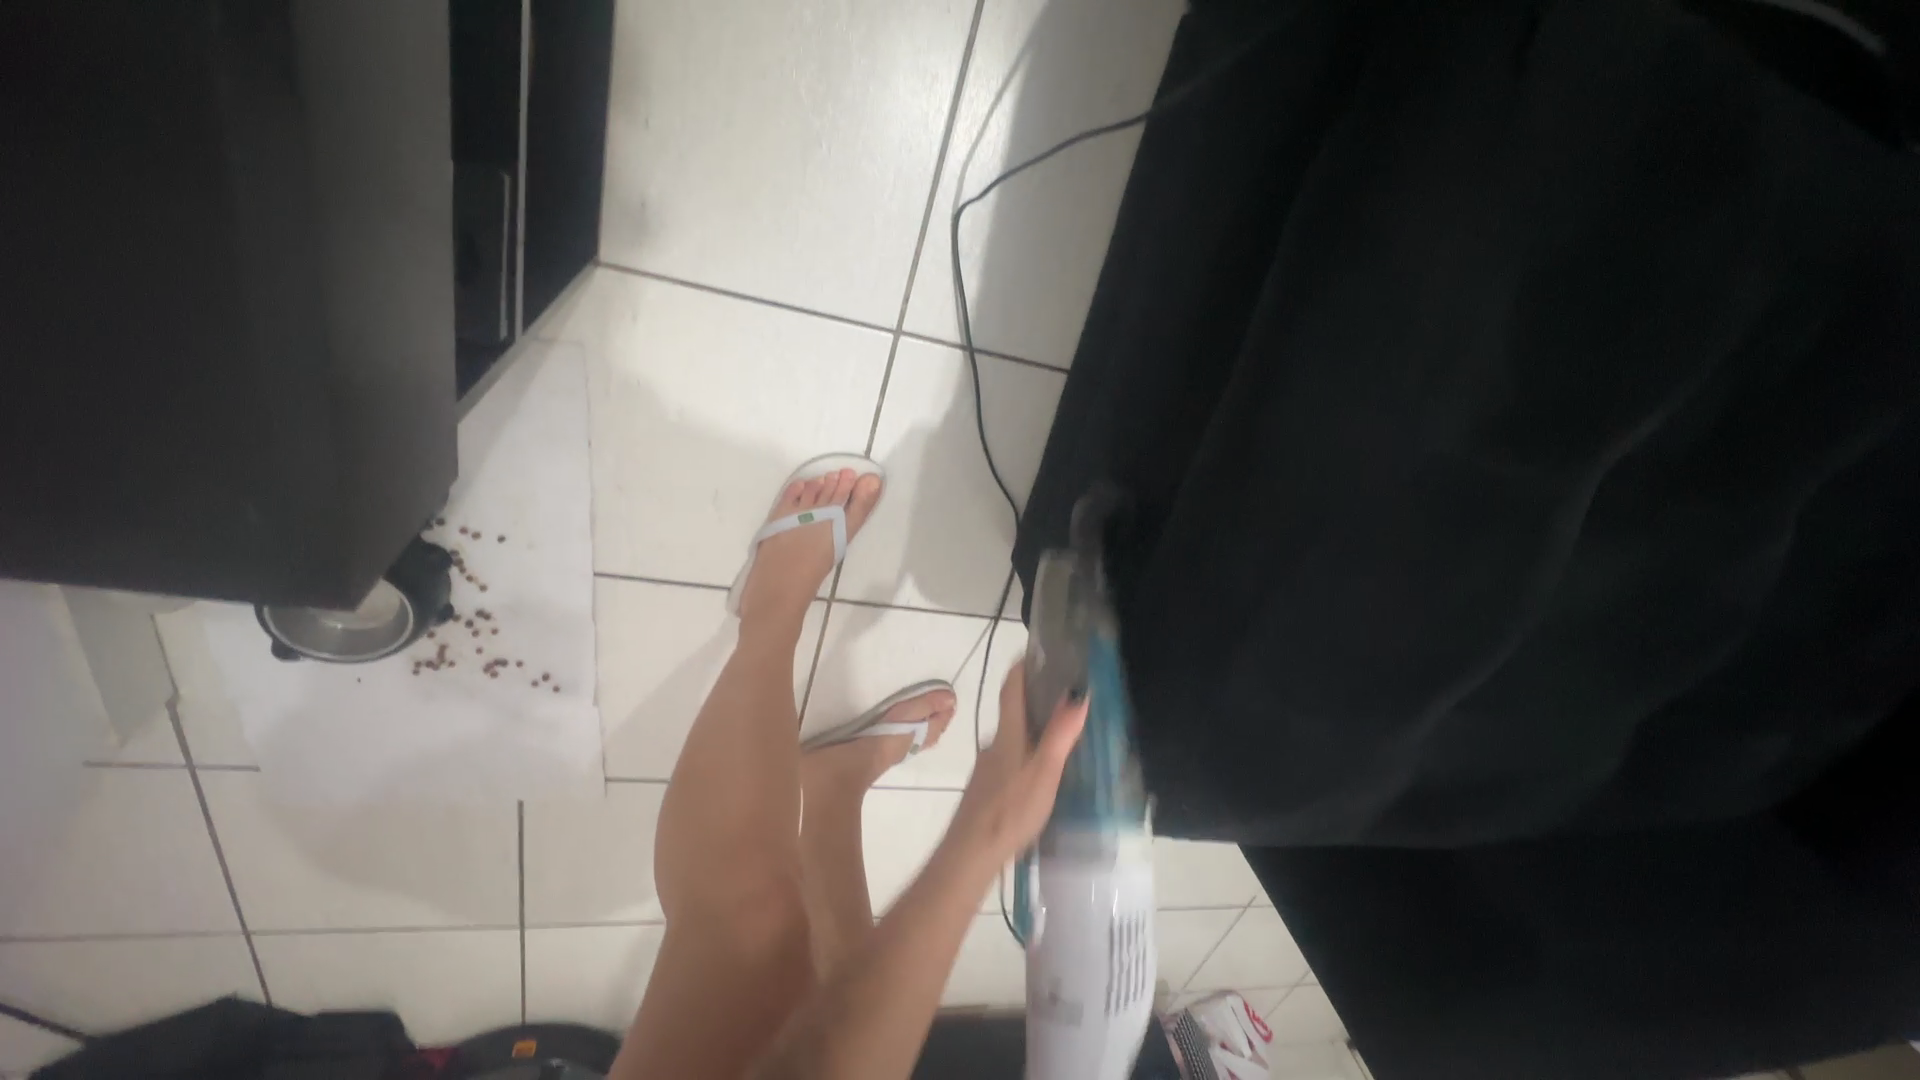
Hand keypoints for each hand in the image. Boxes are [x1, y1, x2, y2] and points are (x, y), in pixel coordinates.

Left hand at [946, 658, 1088, 865]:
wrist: (970, 852)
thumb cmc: (1010, 810)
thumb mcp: (1044, 772)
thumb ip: (1060, 734)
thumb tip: (1077, 693)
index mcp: (1007, 735)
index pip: (1011, 689)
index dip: (1022, 667)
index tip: (1038, 653)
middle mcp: (993, 744)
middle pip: (1012, 712)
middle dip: (1034, 700)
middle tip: (1065, 696)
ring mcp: (986, 768)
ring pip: (1011, 738)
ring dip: (1031, 730)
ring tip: (1060, 735)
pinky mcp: (985, 790)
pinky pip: (1008, 760)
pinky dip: (1025, 754)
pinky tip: (1039, 773)